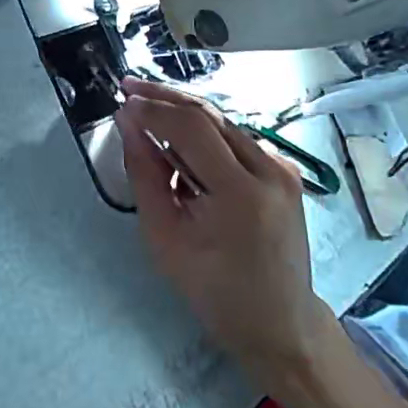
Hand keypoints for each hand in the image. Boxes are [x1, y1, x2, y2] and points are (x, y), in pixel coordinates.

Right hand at [116, 79, 337, 378]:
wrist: (280, 321)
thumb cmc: (216, 292)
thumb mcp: (166, 240)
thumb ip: (145, 176)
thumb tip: (129, 124)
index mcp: (241, 192)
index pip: (191, 127)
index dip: (154, 108)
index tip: (122, 100)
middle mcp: (270, 168)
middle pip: (211, 115)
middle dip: (166, 98)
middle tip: (129, 86)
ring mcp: (282, 167)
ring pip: (224, 123)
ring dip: (184, 115)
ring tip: (147, 111)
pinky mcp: (285, 170)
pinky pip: (237, 140)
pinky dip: (206, 135)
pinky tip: (182, 142)